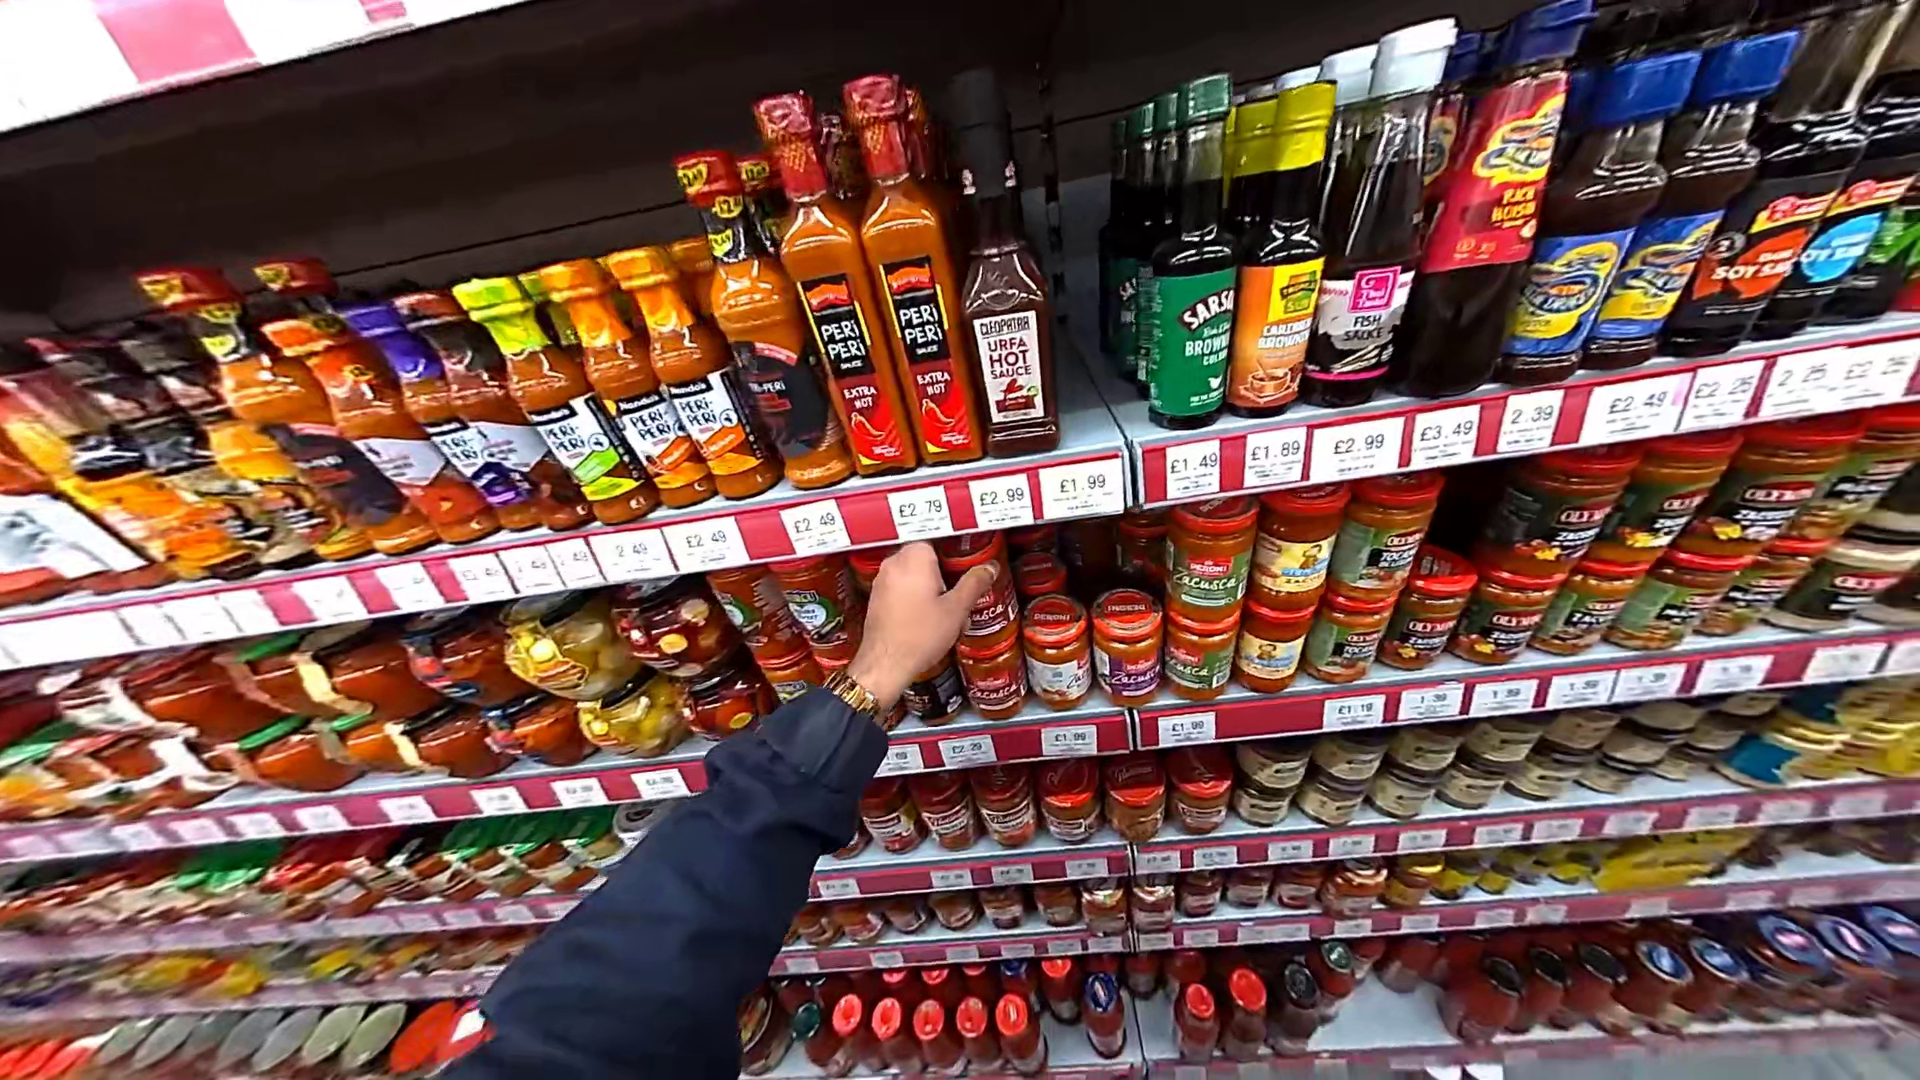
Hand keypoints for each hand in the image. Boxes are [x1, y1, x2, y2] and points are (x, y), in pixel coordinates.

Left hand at [847, 542, 996, 709]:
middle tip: (961, 587)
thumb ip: (974, 583)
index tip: (968, 562)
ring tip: (947, 605)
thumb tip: (989, 568)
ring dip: (930, 583)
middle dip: (944, 570)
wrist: (886, 665)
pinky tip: (928, 615)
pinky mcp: (877, 597)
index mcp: (914, 557)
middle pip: (926, 556)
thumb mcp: (956, 609)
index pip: (938, 540)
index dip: (956, 552)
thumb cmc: (919, 636)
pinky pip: (902, 586)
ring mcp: (882, 580)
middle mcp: (894, 563)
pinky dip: (915, 594)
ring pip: (913, 572)